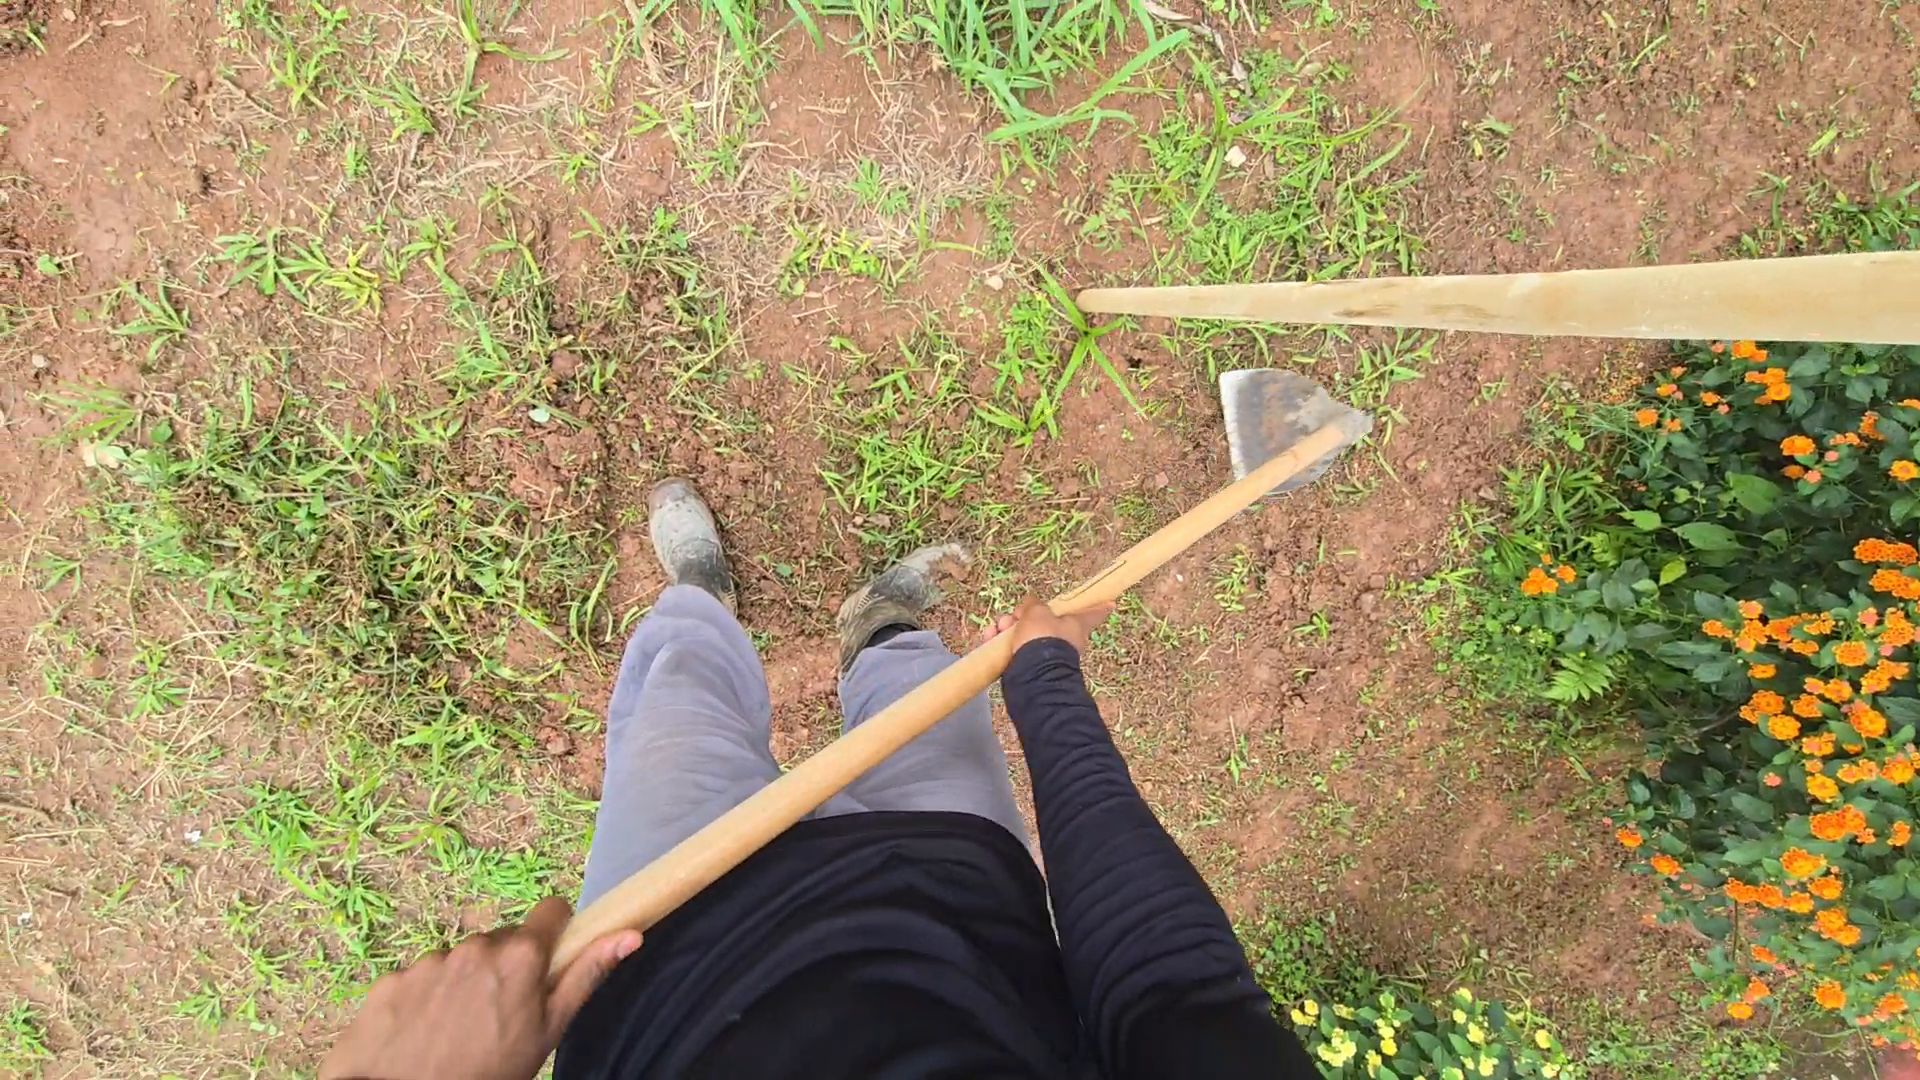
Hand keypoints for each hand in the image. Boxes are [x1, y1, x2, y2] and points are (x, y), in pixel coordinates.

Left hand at [320, 896, 642, 1079]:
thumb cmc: (487, 1074)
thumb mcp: (546, 1032)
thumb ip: (586, 974)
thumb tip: (632, 934)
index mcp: (521, 954)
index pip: (552, 910)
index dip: (553, 933)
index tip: (546, 964)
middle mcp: (478, 944)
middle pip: (504, 939)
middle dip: (505, 965)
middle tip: (497, 1012)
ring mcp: (430, 961)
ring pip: (461, 959)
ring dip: (464, 982)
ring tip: (453, 1030)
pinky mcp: (389, 981)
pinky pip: (418, 978)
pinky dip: (422, 999)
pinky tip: (417, 1035)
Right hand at [980, 595, 1113, 655]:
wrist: (1031, 676)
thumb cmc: (1042, 639)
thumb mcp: (1036, 612)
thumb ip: (1032, 604)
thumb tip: (1028, 607)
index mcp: (1075, 625)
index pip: (1091, 612)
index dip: (1099, 606)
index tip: (1112, 602)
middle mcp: (1064, 640)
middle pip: (1043, 620)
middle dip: (1021, 617)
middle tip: (1011, 618)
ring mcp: (1046, 655)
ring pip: (1024, 633)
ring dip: (1006, 629)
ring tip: (997, 630)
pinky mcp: (1028, 666)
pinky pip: (1013, 648)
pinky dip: (1000, 643)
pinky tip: (989, 639)